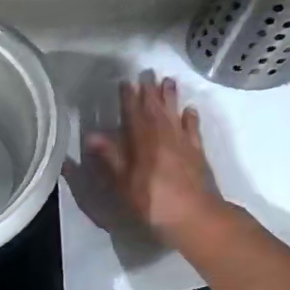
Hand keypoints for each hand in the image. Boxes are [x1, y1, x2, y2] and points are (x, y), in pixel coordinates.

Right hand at [86, 77, 236, 249]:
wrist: (194, 216)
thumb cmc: (152, 203)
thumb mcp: (123, 184)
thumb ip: (110, 158)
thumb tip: (92, 135)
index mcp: (142, 144)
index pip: (133, 116)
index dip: (129, 99)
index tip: (126, 83)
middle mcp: (163, 139)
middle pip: (155, 111)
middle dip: (150, 93)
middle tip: (148, 73)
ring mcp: (183, 145)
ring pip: (174, 116)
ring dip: (171, 99)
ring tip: (168, 81)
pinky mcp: (197, 155)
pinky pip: (193, 131)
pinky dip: (191, 119)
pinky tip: (190, 110)